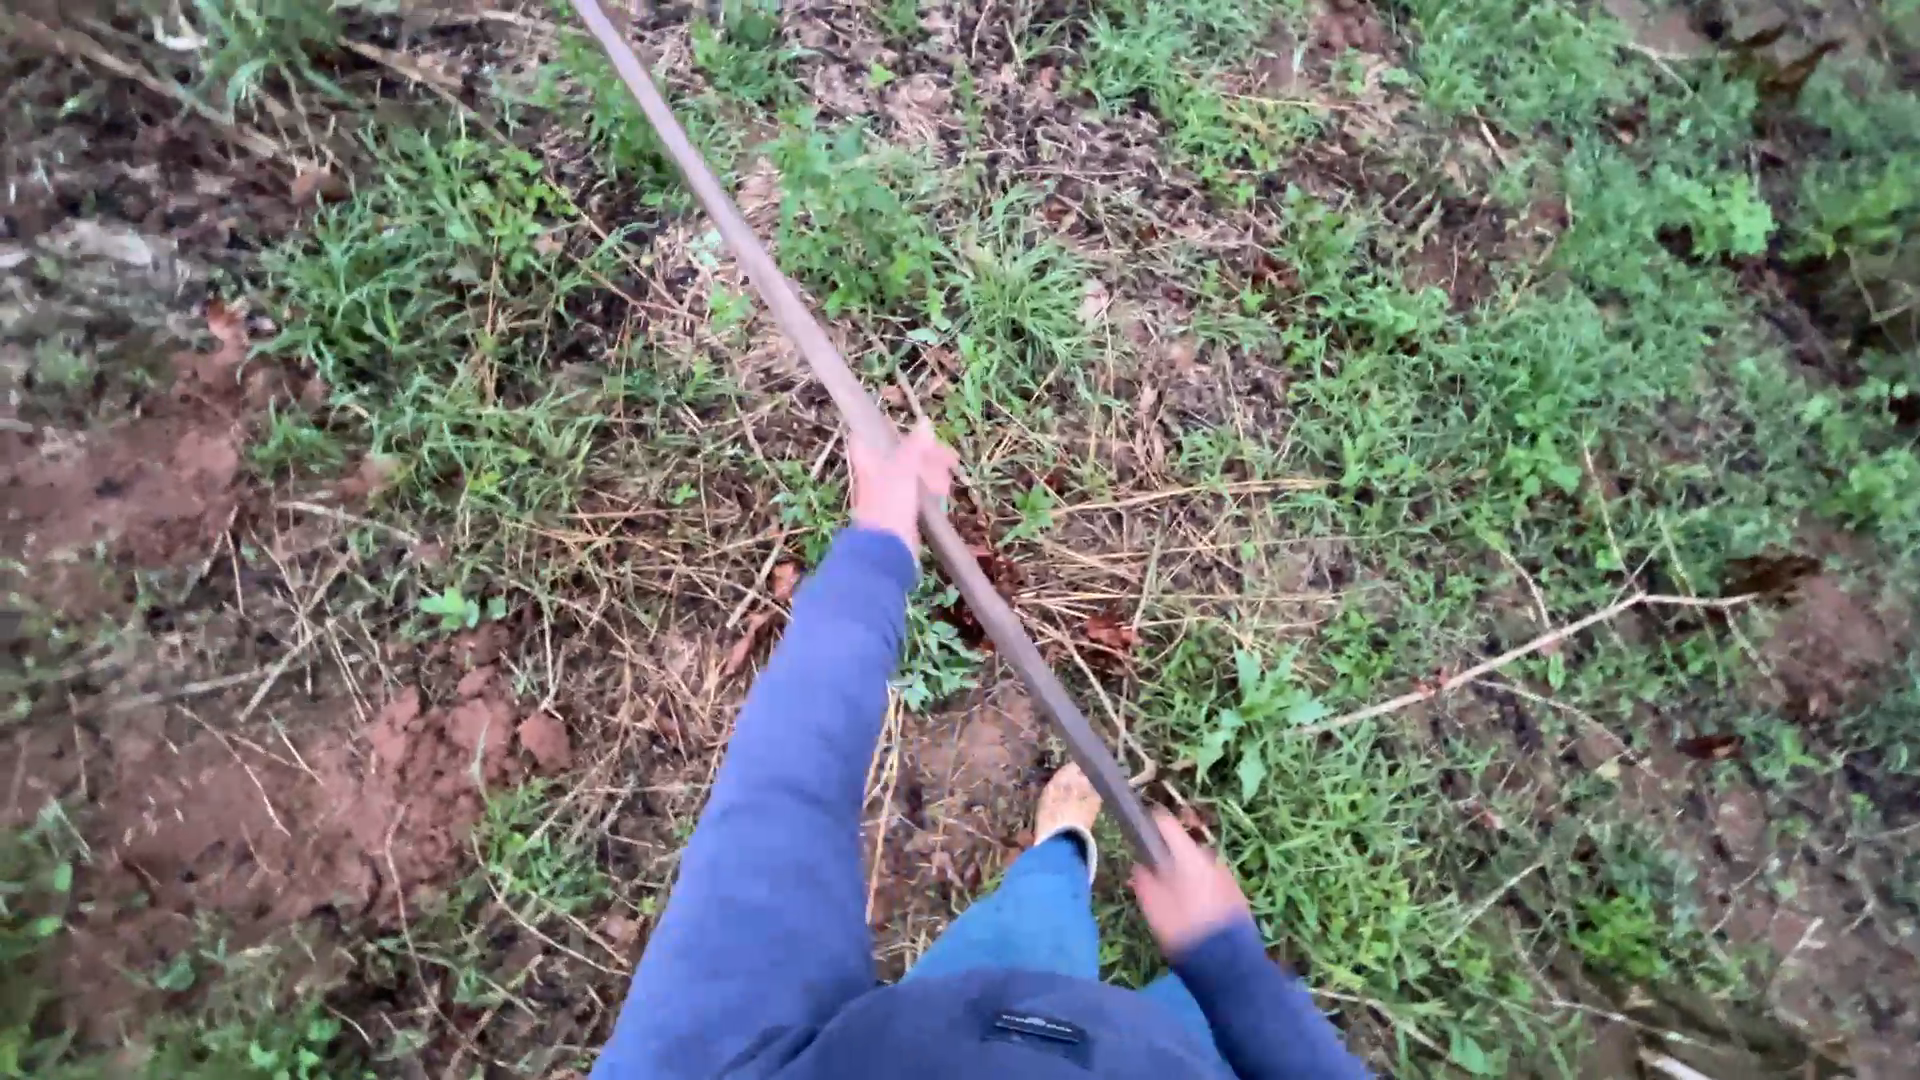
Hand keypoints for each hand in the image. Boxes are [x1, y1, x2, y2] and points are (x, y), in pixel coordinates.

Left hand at [849, 419, 955, 556]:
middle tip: (950, 459)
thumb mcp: (903, 470)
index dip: (888, 430)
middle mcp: (876, 474)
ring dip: (932, 473)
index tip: (911, 431)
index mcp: (868, 461)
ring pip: (912, 473)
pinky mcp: (902, 510)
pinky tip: (943, 493)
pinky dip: (930, 490)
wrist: (887, 548)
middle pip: (901, 454)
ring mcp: (889, 493)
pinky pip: (918, 492)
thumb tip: (925, 423)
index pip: (870, 436)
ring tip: (947, 482)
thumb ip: (914, 447)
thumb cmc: (889, 505)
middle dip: (926, 454)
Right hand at [1130, 810, 1252, 956]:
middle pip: (1182, 844)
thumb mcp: (1152, 905)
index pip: (1165, 821)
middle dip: (1166, 854)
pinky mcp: (1237, 893)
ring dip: (1184, 871)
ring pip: (1197, 863)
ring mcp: (1226, 875)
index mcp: (1187, 854)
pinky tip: (1194, 909)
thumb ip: (1142, 877)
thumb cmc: (1183, 931)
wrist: (1229, 966)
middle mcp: (1210, 857)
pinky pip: (1211, 879)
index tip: (1137, 832)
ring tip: (1173, 897)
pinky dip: (1200, 886)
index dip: (1149, 822)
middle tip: (1152, 875)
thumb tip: (1140, 862)